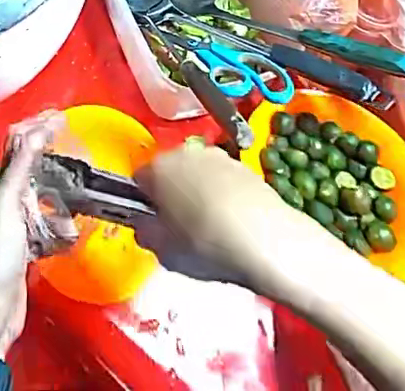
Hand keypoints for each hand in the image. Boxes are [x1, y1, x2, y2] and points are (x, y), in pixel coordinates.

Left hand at [0, 115, 60, 357]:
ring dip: (58, 188)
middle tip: (70, 138)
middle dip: (48, 148)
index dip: (36, 125)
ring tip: (77, 187)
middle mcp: (5, 199)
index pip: (17, 144)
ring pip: (40, 193)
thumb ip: (18, 168)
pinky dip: (60, 222)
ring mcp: (15, 223)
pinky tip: (70, 230)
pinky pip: (46, 224)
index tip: (60, 116)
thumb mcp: (7, 205)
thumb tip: (33, 131)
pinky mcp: (26, 246)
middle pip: (28, 163)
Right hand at [132, 142, 344, 295]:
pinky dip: (221, 193)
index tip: (155, 223)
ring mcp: (216, 154)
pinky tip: (231, 220)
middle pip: (167, 170)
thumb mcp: (164, 252)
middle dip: (170, 192)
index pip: (138, 179)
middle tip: (180, 227)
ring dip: (196, 190)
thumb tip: (145, 224)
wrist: (266, 240)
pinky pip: (220, 177)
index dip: (144, 202)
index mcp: (157, 168)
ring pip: (195, 171)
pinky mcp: (242, 164)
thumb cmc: (206, 245)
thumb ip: (146, 233)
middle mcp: (183, 151)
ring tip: (209, 226)